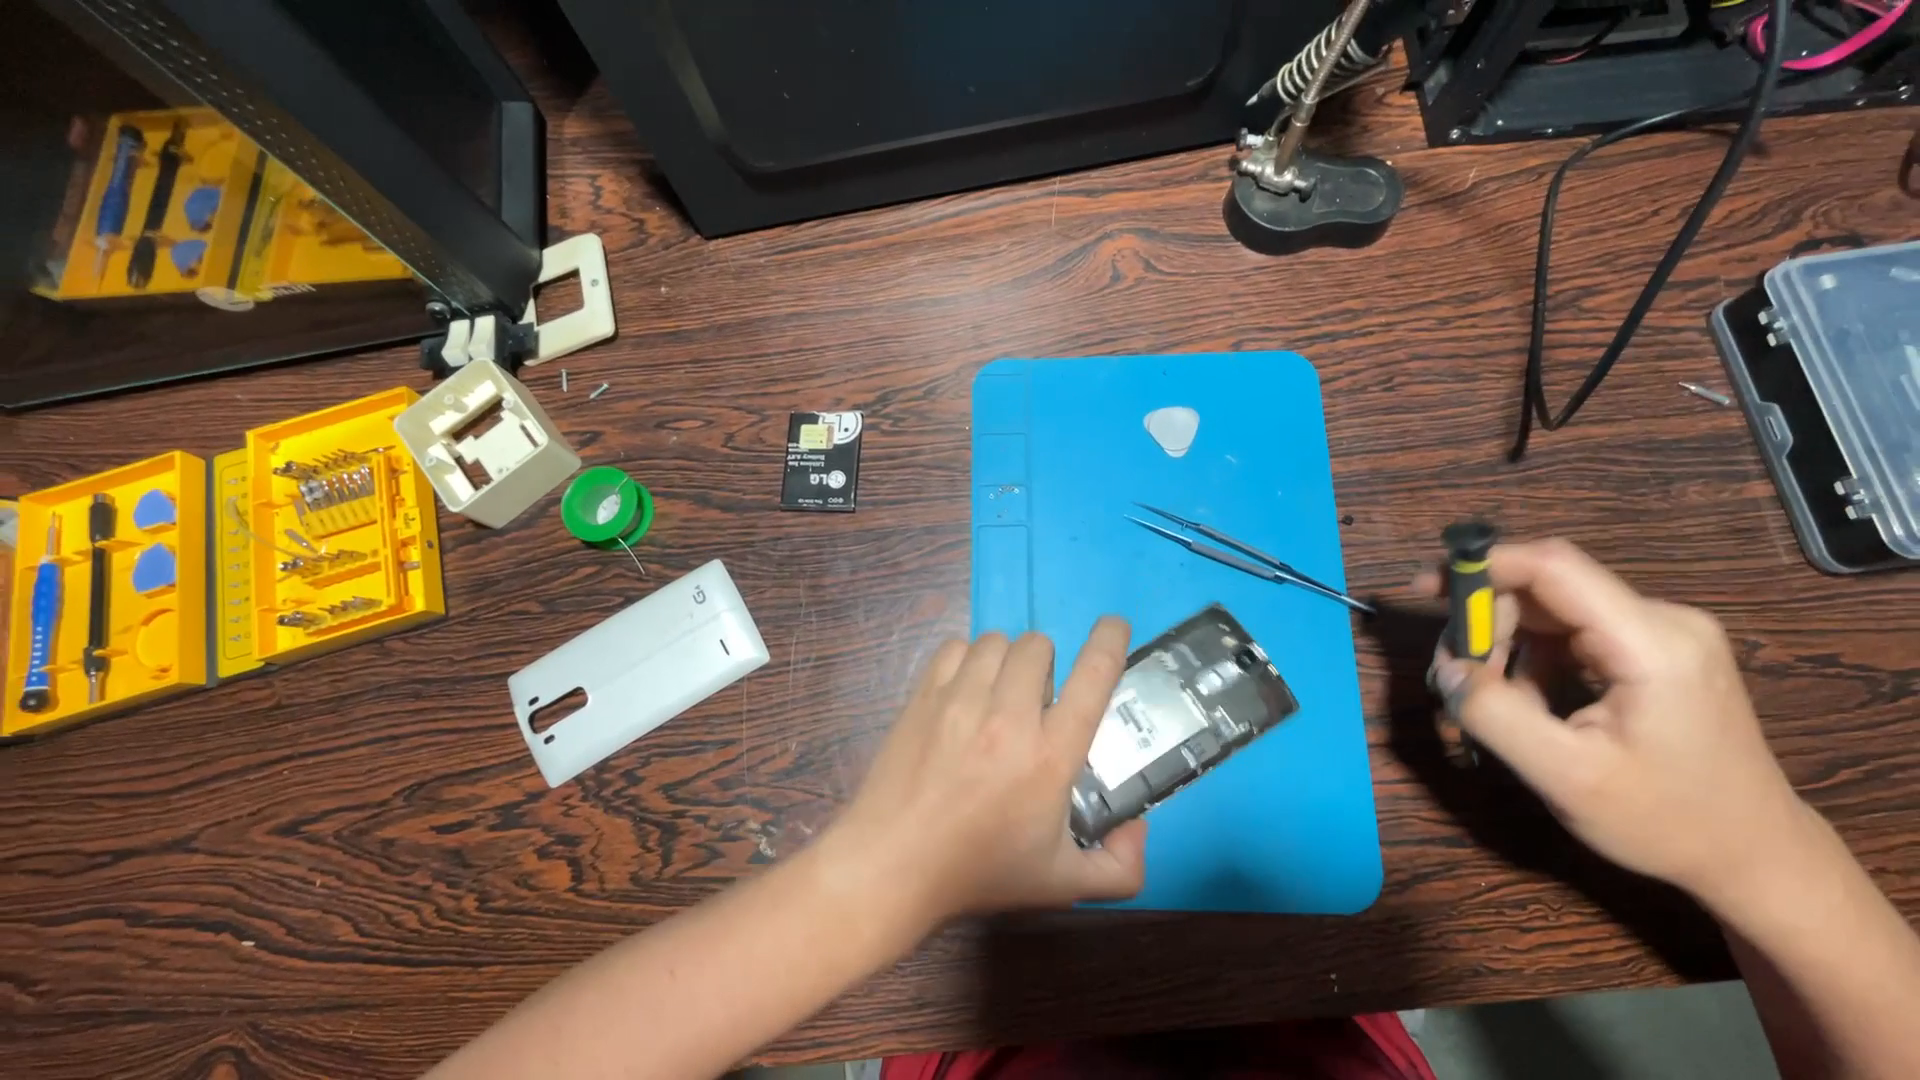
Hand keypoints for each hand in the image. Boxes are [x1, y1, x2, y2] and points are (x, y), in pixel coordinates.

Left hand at [830, 618, 1147, 928]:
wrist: (892, 864)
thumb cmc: (980, 871)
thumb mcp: (1062, 886)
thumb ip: (1121, 868)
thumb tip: (1137, 826)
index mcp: (1050, 755)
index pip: (1093, 677)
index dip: (1111, 641)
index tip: (1114, 625)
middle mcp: (1008, 716)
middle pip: (1038, 645)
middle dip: (1047, 663)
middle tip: (1037, 700)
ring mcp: (960, 700)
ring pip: (996, 641)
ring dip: (1007, 659)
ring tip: (999, 693)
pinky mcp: (923, 696)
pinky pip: (955, 647)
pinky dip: (967, 659)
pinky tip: (965, 690)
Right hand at [1422, 539, 1812, 904]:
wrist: (1756, 857)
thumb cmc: (1665, 821)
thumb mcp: (1566, 776)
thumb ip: (1493, 715)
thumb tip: (1443, 669)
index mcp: (1651, 642)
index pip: (1552, 566)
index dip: (1480, 566)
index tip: (1423, 590)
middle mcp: (1661, 620)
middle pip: (1543, 589)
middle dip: (1485, 625)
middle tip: (1453, 678)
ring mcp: (1661, 633)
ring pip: (1549, 612)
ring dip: (1503, 647)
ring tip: (1487, 700)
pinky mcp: (1652, 650)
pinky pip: (1568, 633)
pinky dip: (1530, 659)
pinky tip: (1525, 701)